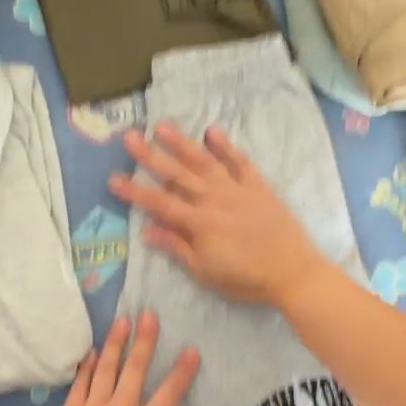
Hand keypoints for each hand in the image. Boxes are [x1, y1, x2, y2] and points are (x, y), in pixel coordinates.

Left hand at [35, 311, 205, 405]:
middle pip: (136, 369)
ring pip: (106, 369)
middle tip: (148, 314)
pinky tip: (90, 352)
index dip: (183, 371)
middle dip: (145, 340)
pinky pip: (80, 384)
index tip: (192, 349)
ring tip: (121, 321)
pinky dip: (86, 366)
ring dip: (115, 343)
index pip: (170, 393)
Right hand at [109, 123, 328, 306]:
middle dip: (151, 155)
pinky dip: (226, 146)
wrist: (293, 272)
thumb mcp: (205, 272)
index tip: (112, 178)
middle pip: (177, 174)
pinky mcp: (259, 187)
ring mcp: (238, 190)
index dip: (134, 191)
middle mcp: (215, 200)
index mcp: (199, 224)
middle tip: (129, 137)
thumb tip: (147, 230)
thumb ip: (177, 247)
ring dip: (182, 143)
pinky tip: (211, 132)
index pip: (159, 203)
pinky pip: (241, 162)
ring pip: (205, 162)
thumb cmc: (246, 279)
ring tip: (162, 126)